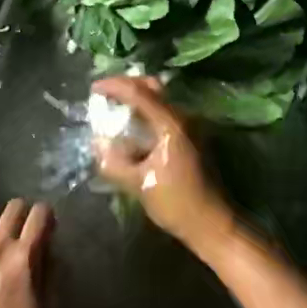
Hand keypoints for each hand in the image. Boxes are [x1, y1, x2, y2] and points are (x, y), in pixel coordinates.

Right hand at [91, 76, 236, 252]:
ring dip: (137, 98)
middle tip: (104, 93)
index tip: (94, 88)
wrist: (212, 222)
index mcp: (171, 124)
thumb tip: (97, 141)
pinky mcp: (191, 134)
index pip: (140, 93)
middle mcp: (183, 116)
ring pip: (160, 99)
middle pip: (153, 88)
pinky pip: (165, 112)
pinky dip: (146, 112)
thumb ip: (115, 162)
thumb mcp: (140, 185)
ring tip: (114, 106)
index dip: (115, 86)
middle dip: (127, 85)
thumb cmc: (177, 204)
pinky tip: (132, 125)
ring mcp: (190, 124)